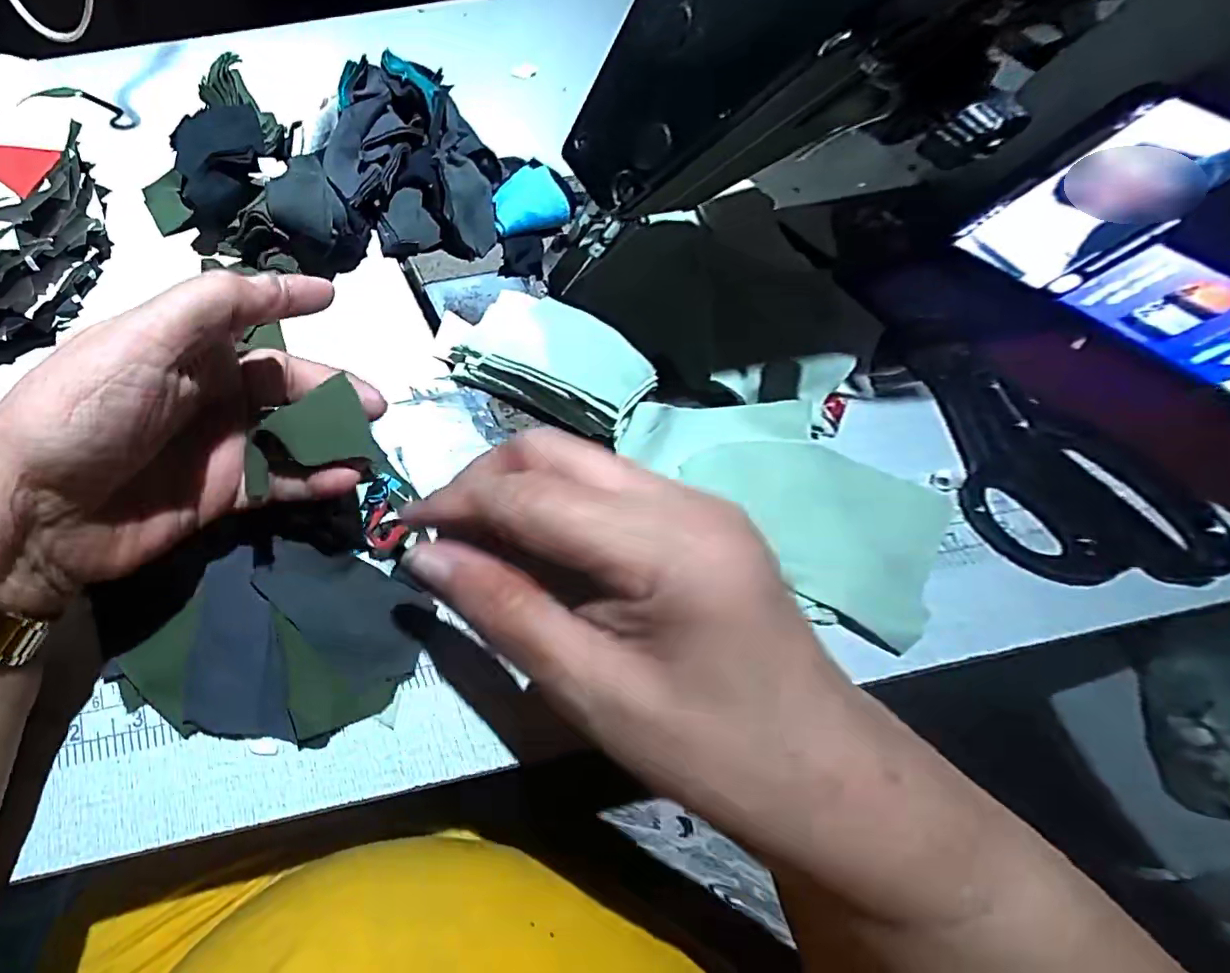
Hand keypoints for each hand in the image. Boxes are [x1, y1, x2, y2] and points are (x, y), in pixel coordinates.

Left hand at [0, 272, 384, 617]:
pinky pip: (278, 480)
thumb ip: (209, 305)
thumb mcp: (140, 338)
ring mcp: (215, 443)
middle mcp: (205, 388)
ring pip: (288, 432)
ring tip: (368, 444)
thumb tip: (271, 286)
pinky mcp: (221, 493)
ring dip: (331, 435)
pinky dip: (313, 478)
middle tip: (375, 403)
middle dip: (330, 386)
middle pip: (281, 381)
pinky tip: (343, 477)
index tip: (330, 296)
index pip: (247, 314)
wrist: (36, 512)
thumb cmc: (85, 409)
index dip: (287, 300)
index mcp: (184, 343)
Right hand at [398, 429, 884, 846]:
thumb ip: (501, 609)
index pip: (530, 492)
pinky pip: (600, 487)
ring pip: (574, 460)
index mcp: (664, 542)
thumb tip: (423, 554)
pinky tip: (531, 550)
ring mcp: (694, 501)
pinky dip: (548, 505)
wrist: (828, 779)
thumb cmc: (707, 749)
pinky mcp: (695, 517)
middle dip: (480, 481)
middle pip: (550, 450)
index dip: (455, 502)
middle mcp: (682, 497)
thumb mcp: (588, 689)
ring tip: (474, 542)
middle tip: (439, 535)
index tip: (402, 529)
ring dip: (512, 490)